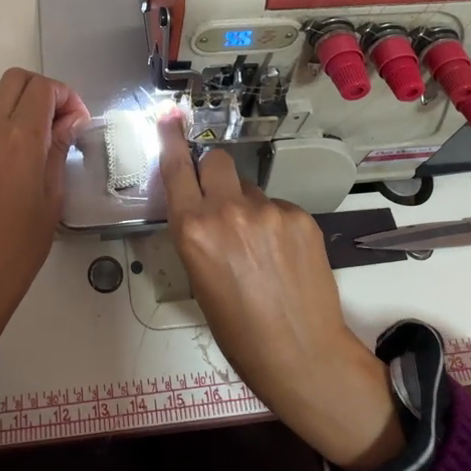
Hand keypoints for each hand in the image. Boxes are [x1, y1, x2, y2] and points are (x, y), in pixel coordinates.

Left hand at [0, 67, 88, 371]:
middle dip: (45, 90)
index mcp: (19, 139)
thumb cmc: (19, 247)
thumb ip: (57, 151)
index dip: (67, 97)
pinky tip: (24, 149)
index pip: (43, 89)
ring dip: (23, 101)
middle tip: (64, 121)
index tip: (79, 123)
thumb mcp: (52, 198)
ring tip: (45, 133)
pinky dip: (7, 117)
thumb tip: (70, 122)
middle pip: (17, 79)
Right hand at [156, 106, 403, 470]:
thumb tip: (205, 214)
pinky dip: (276, 225)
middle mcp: (228, 211)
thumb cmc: (239, 332)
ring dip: (249, 208)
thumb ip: (199, 236)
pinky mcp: (300, 216)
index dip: (172, 140)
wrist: (301, 354)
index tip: (170, 117)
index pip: (178, 169)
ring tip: (261, 250)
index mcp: (193, 230)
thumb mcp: (199, 281)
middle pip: (218, 161)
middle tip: (221, 200)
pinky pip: (278, 208)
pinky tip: (284, 257)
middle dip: (215, 173)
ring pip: (250, 190)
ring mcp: (268, 210)